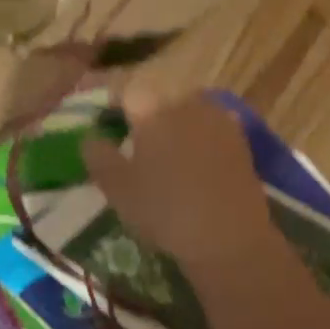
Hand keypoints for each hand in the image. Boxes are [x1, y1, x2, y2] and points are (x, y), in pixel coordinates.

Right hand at [79, 85, 272, 268]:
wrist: (228, 237)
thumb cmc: (164, 211)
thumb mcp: (117, 189)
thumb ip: (98, 156)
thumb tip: (89, 137)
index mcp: (154, 110)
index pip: (125, 91)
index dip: (109, 103)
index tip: (100, 122)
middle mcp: (188, 104)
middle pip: (158, 98)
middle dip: (141, 114)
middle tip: (128, 141)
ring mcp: (218, 120)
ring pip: (185, 111)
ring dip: (170, 124)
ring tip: (159, 153)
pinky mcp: (239, 140)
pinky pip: (207, 127)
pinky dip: (194, 137)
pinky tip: (188, 163)